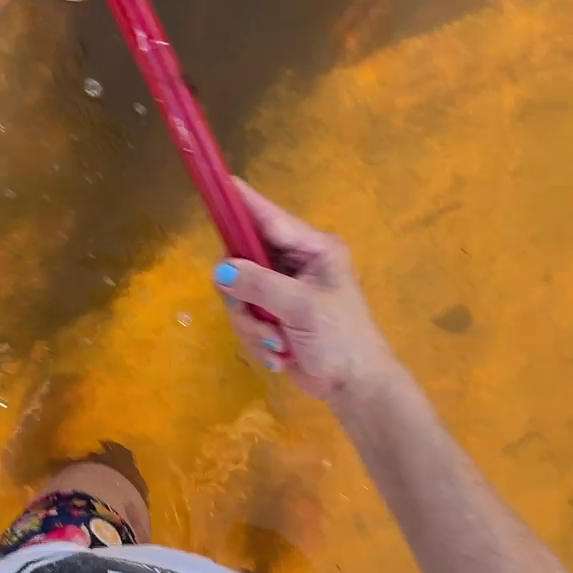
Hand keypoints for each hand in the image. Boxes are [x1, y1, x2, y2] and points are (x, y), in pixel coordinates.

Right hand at [214, 180, 405, 405]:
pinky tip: (278, 352)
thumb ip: (259, 285)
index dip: (242, 203)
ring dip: (251, 323)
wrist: (354, 386)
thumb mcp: (301, 307)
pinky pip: (244, 316)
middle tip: (250, 313)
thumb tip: (220, 271)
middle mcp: (295, 263)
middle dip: (242, 294)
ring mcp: (281, 290)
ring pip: (238, 293)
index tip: (217, 186)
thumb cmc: (341, 339)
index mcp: (313, 249)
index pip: (269, 218)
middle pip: (243, 259)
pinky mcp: (272, 315)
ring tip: (275, 342)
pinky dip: (255, 337)